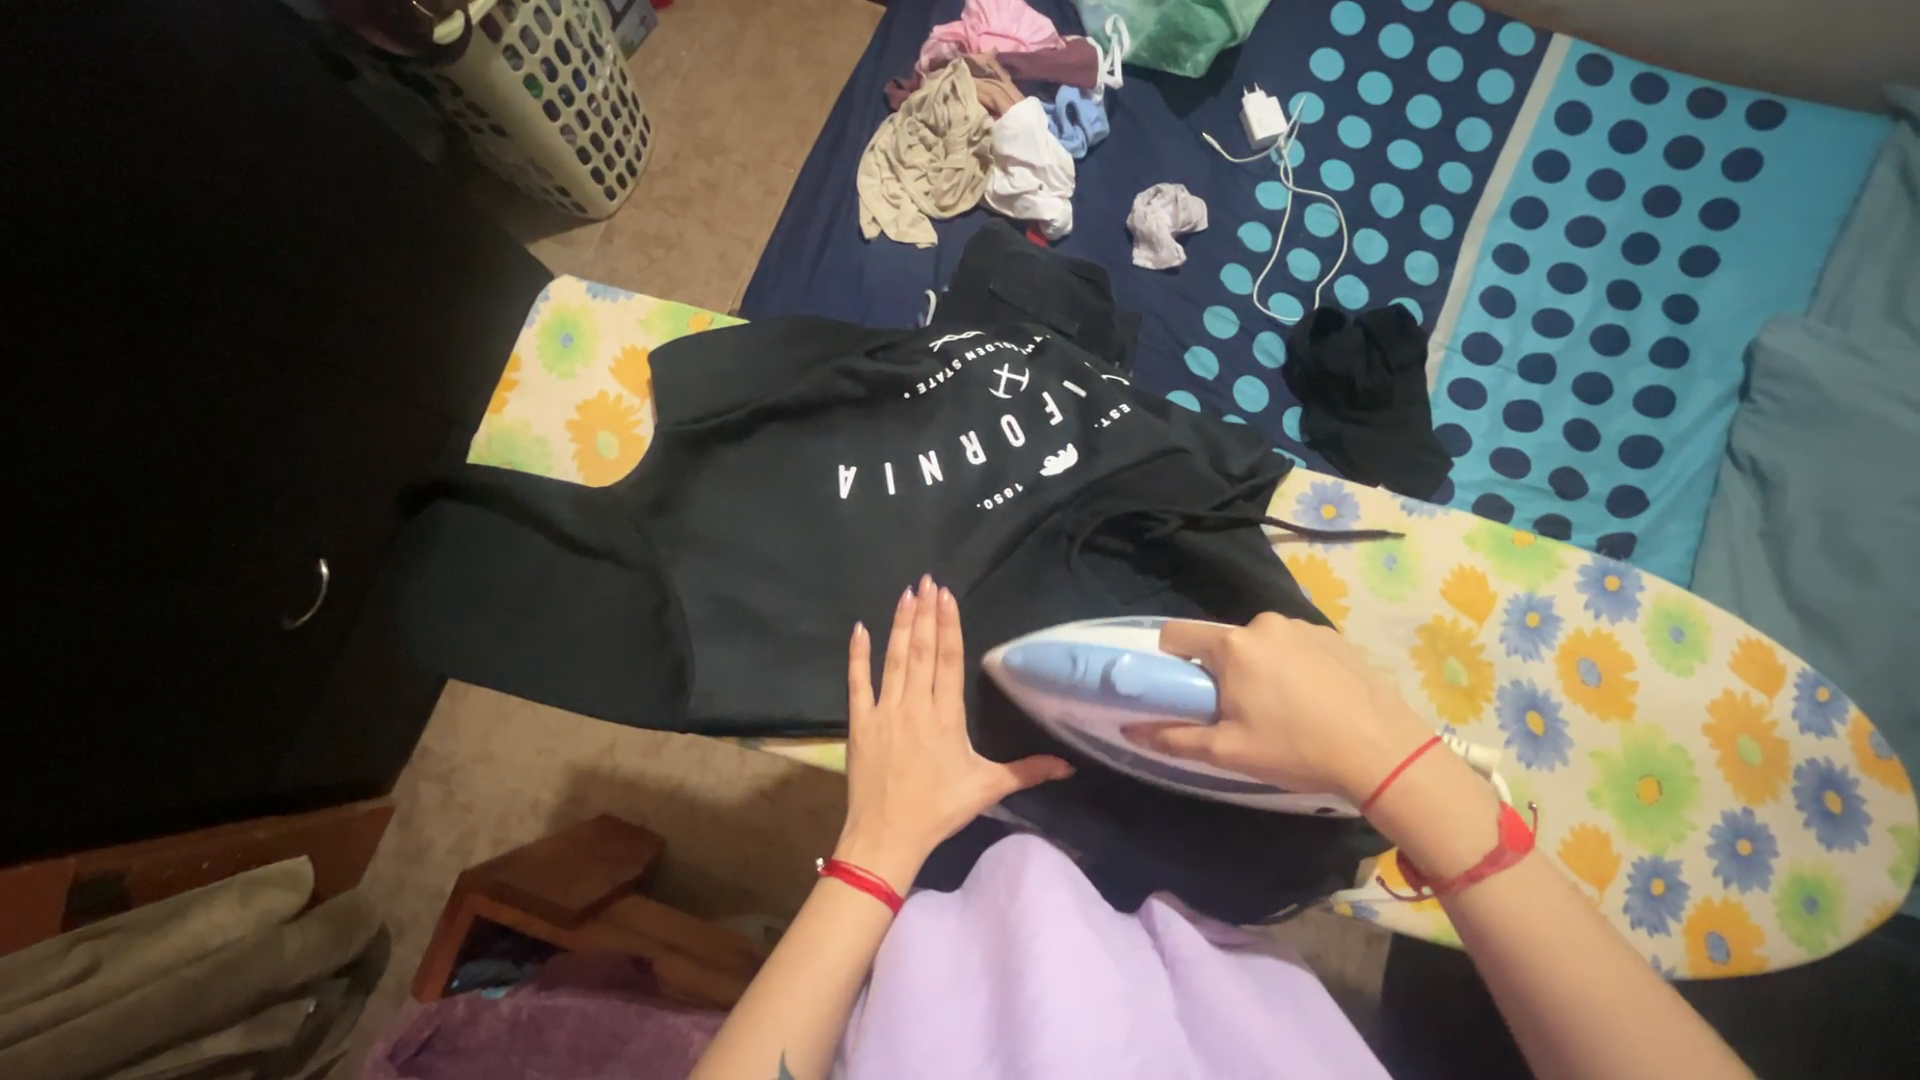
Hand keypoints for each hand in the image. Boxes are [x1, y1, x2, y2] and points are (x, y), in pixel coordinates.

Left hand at [835, 575, 1073, 891]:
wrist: (886, 837)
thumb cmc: (939, 810)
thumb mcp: (987, 789)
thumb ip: (1027, 771)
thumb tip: (1069, 765)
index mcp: (946, 716)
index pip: (948, 660)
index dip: (948, 625)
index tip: (947, 596)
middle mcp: (916, 705)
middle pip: (921, 650)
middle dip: (925, 613)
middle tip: (927, 581)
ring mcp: (885, 711)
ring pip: (894, 659)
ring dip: (900, 625)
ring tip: (906, 594)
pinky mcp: (860, 722)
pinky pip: (858, 682)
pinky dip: (858, 655)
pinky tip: (859, 629)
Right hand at [1123, 614, 1433, 803]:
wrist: (1383, 752)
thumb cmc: (1296, 749)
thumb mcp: (1227, 751)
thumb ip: (1173, 737)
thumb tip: (1131, 731)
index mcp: (1232, 645)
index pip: (1175, 634)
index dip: (1169, 661)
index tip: (1185, 692)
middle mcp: (1263, 624)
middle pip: (1220, 641)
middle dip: (1220, 671)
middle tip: (1239, 712)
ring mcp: (1303, 626)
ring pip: (1259, 644)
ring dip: (1257, 668)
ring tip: (1282, 709)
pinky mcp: (1334, 637)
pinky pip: (1293, 646)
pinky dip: (1291, 666)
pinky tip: (1313, 700)